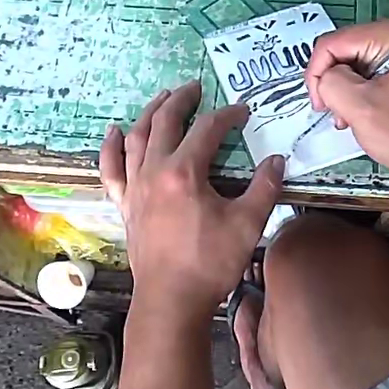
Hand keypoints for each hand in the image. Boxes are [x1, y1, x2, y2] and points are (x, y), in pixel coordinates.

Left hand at [99, 80, 284, 313]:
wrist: (171, 300)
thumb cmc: (210, 263)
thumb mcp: (247, 225)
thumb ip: (264, 188)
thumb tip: (276, 161)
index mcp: (184, 173)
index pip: (208, 130)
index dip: (228, 116)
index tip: (243, 113)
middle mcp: (154, 172)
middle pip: (164, 122)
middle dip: (182, 101)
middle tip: (195, 87)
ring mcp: (135, 189)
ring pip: (137, 139)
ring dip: (150, 114)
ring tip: (163, 99)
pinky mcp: (125, 206)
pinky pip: (112, 170)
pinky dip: (111, 148)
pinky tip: (115, 133)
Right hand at [303, 18, 388, 175]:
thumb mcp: (360, 107)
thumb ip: (331, 83)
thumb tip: (326, 79)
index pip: (331, 43)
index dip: (316, 74)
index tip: (320, 105)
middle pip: (343, 53)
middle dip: (333, 85)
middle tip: (337, 115)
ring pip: (355, 68)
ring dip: (346, 95)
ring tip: (352, 121)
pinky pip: (371, 78)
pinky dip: (361, 98)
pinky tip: (366, 118)